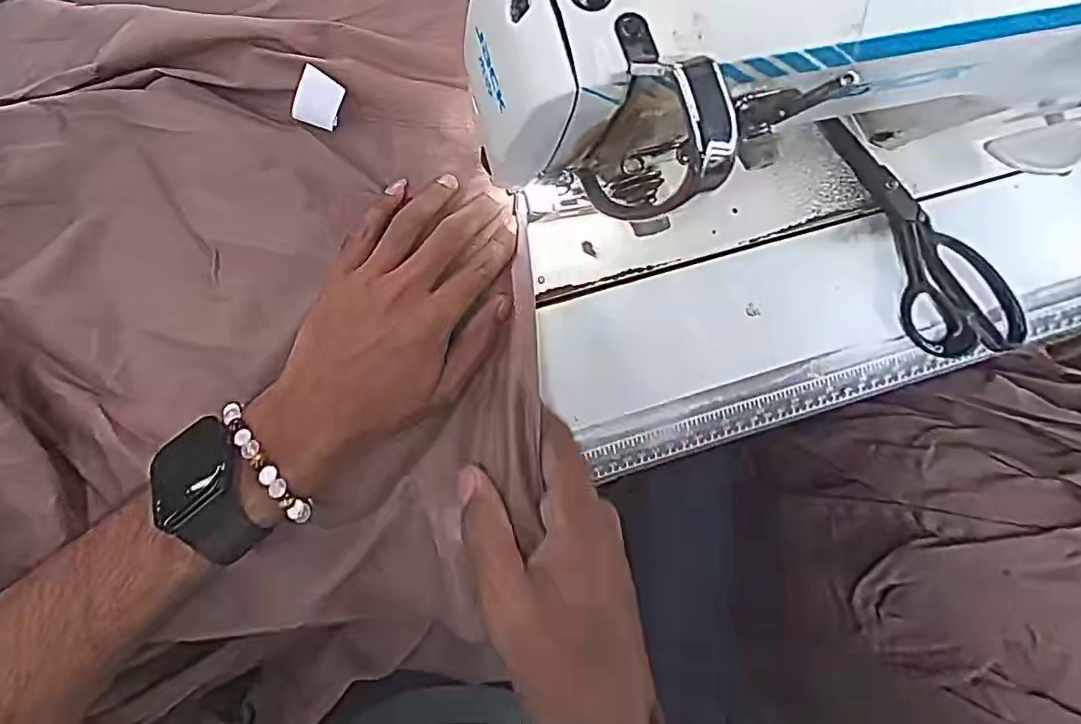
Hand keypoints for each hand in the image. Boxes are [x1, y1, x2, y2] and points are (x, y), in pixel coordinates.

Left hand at [245, 174, 517, 514]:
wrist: (317, 407)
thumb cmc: (380, 404)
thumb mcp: (441, 391)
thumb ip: (476, 345)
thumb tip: (502, 304)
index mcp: (433, 317)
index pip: (476, 269)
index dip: (499, 244)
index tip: (511, 226)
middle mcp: (405, 288)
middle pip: (448, 237)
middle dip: (475, 213)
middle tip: (491, 197)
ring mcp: (370, 276)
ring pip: (408, 224)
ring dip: (433, 199)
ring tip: (450, 182)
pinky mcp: (342, 273)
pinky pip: (364, 230)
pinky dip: (381, 206)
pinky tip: (398, 188)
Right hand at [462, 413, 659, 723]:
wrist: (609, 721)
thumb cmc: (558, 660)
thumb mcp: (507, 600)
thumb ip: (486, 533)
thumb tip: (471, 473)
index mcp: (582, 518)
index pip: (561, 443)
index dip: (533, 413)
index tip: (499, 390)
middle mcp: (601, 520)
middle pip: (561, 462)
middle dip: (521, 444)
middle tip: (476, 432)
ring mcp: (607, 543)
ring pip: (564, 489)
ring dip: (528, 477)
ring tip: (485, 470)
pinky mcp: (603, 563)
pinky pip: (569, 513)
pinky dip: (540, 502)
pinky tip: (510, 516)